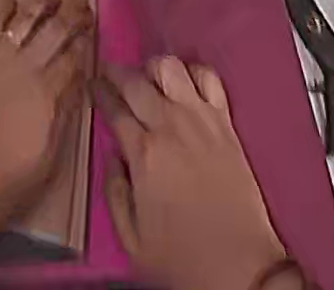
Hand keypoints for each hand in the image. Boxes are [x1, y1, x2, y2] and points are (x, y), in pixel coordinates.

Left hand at [0, 0, 92, 226]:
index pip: (74, 53)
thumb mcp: (50, 156)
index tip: (97, 26)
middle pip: (53, 28)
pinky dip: (1, 6)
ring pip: (21, 18)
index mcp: (44, 91)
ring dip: (40, 0)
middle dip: (73, 11)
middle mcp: (21, 67)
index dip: (88, 38)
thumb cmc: (8, 180)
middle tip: (85, 0)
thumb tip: (82, 77)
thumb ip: (66, 111)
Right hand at [102, 57, 290, 289]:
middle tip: (109, 73)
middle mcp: (169, 125)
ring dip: (153, 68)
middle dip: (116, 72)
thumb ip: (115, 192)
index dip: (99, 91)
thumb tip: (111, 154)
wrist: (241, 266)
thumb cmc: (183, 257)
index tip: (92, 84)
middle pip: (136, 81)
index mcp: (144, 154)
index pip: (114, 107)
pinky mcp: (225, 120)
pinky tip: (185, 83)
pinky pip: (208, 77)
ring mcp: (200, 118)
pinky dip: (193, 72)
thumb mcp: (132, 239)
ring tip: (148, 78)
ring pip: (170, 67)